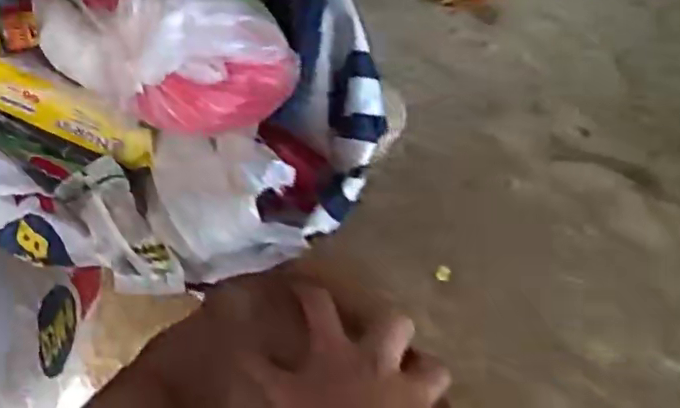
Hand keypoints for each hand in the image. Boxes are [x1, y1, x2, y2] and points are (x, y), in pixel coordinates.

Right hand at [245, 284, 449, 407]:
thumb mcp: (281, 394)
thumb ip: (259, 366)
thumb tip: (235, 342)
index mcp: (337, 347)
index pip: (319, 301)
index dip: (306, 287)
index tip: (295, 284)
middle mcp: (378, 359)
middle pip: (395, 322)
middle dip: (387, 322)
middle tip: (372, 330)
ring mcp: (411, 391)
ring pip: (435, 367)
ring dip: (423, 366)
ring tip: (408, 368)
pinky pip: (444, 406)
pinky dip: (435, 403)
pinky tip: (419, 404)